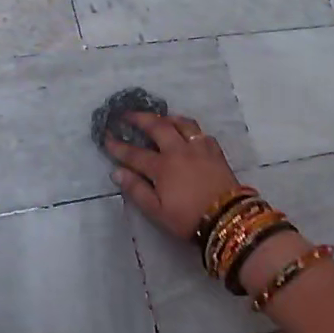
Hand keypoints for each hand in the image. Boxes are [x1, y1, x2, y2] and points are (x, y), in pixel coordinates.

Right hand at [104, 112, 244, 240]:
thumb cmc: (187, 217)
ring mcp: (199, 148)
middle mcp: (179, 151)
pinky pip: (200, 132)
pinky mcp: (215, 151)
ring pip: (182, 123)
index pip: (134, 153)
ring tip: (158, 118)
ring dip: (166, 118)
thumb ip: (136, 189)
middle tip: (127, 114)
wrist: (227, 217)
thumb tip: (116, 172)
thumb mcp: (156, 210)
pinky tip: (187, 133)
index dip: (118, 146)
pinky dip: (189, 128)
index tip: (106, 137)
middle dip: (139, 119)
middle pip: (157, 127)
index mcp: (162, 167)